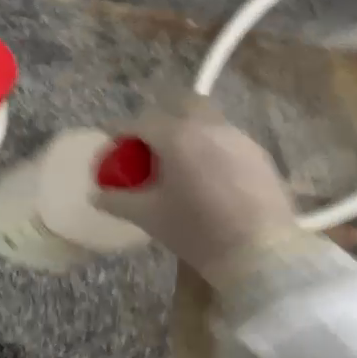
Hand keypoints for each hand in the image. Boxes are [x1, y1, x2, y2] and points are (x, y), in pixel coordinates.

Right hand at [92, 97, 300, 283]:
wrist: (260, 252)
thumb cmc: (195, 230)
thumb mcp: (146, 216)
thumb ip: (116, 200)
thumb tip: (96, 194)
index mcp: (178, 137)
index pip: (140, 122)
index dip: (120, 132)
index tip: (110, 147)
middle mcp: (210, 128)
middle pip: (182, 105)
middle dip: (160, 119)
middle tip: (147, 147)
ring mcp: (240, 139)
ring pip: (207, 122)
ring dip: (187, 134)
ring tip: (176, 165)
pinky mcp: (259, 156)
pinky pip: (226, 141)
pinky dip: (208, 149)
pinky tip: (204, 177)